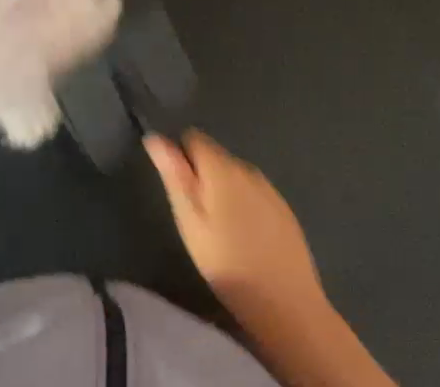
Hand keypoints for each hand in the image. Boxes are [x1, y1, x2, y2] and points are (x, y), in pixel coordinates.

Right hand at [146, 131, 326, 325]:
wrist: (285, 302)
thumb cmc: (226, 261)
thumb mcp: (189, 220)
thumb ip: (174, 175)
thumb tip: (154, 137)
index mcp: (221, 168)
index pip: (194, 138)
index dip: (180, 157)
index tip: (179, 189)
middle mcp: (248, 169)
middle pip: (216, 157)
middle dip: (202, 176)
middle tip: (197, 217)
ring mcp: (270, 189)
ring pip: (236, 177)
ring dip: (224, 191)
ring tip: (221, 231)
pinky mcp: (285, 210)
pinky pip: (255, 195)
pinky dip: (245, 206)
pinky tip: (246, 238)